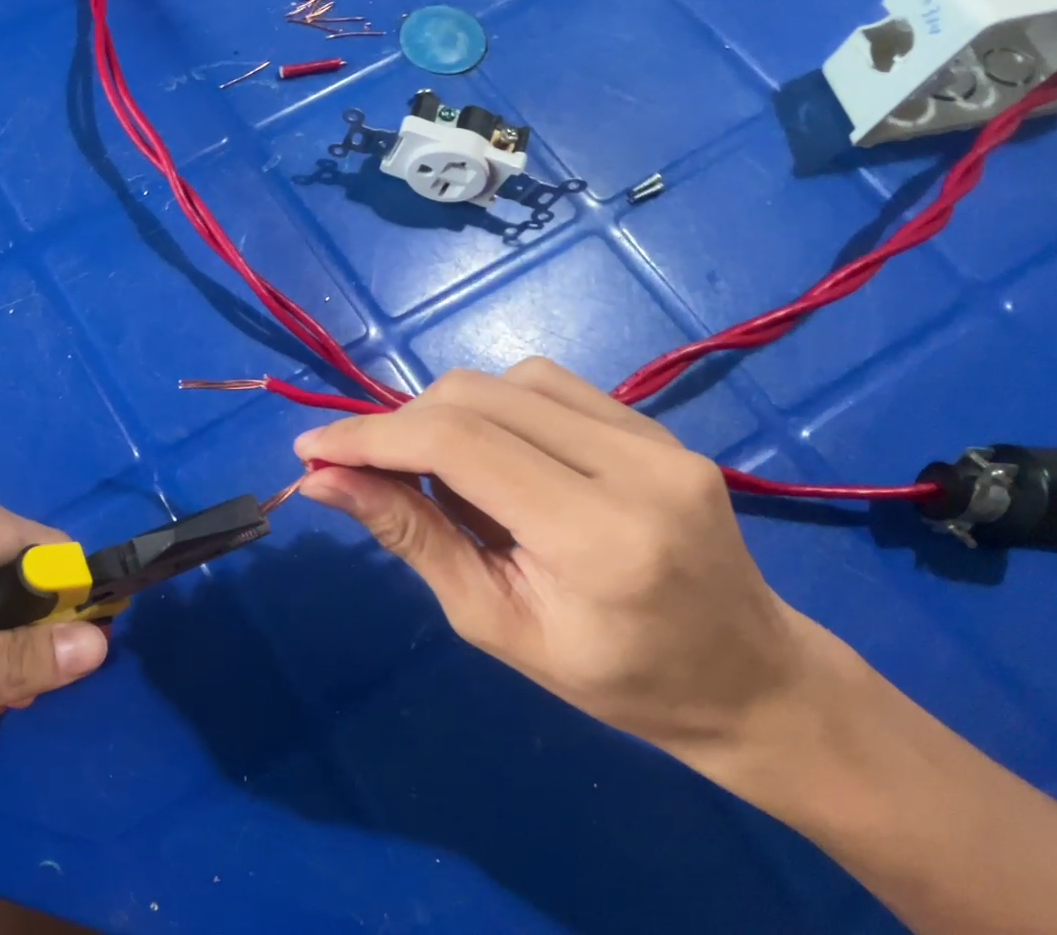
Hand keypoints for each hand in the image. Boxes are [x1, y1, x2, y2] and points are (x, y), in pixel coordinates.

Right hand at [294, 358, 821, 756]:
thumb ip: (410, 537)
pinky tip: (494, 460)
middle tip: (368, 477)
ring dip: (445, 417)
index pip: (456, 444)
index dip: (368, 437)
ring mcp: (655, 436)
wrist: (747, 677)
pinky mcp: (656, 425)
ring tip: (443, 481)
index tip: (309, 451)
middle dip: (398, 427)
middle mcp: (633, 464)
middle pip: (474, 396)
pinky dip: (493, 411)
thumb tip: (323, 481)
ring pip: (505, 379)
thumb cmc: (613, 678)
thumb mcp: (493, 622)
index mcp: (594, 534)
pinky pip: (546, 386)